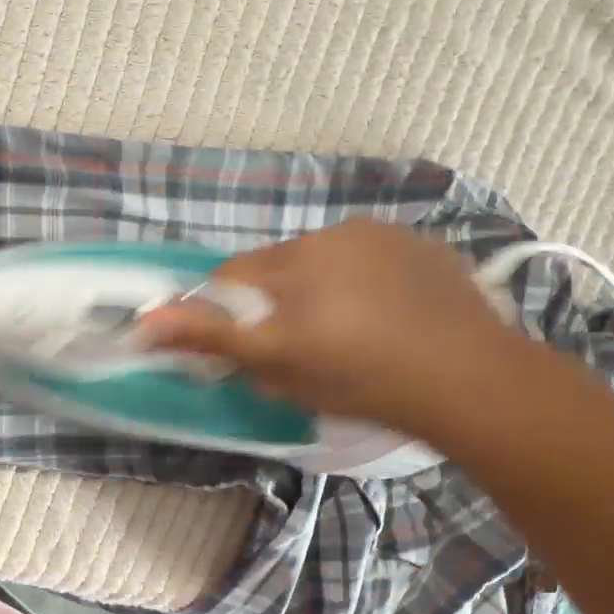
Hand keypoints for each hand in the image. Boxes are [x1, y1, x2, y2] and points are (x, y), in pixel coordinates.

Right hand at [142, 218, 545, 434]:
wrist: (468, 380)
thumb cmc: (357, 378)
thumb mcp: (273, 364)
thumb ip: (208, 336)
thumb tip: (144, 321)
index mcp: (294, 260)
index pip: (228, 276)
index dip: (224, 315)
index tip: (243, 350)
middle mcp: (334, 233)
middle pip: (274, 267)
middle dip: (270, 304)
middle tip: (291, 352)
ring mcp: (385, 235)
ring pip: (320, 263)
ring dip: (314, 292)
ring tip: (340, 338)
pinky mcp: (422, 247)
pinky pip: (366, 261)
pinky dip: (357, 285)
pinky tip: (378, 322)